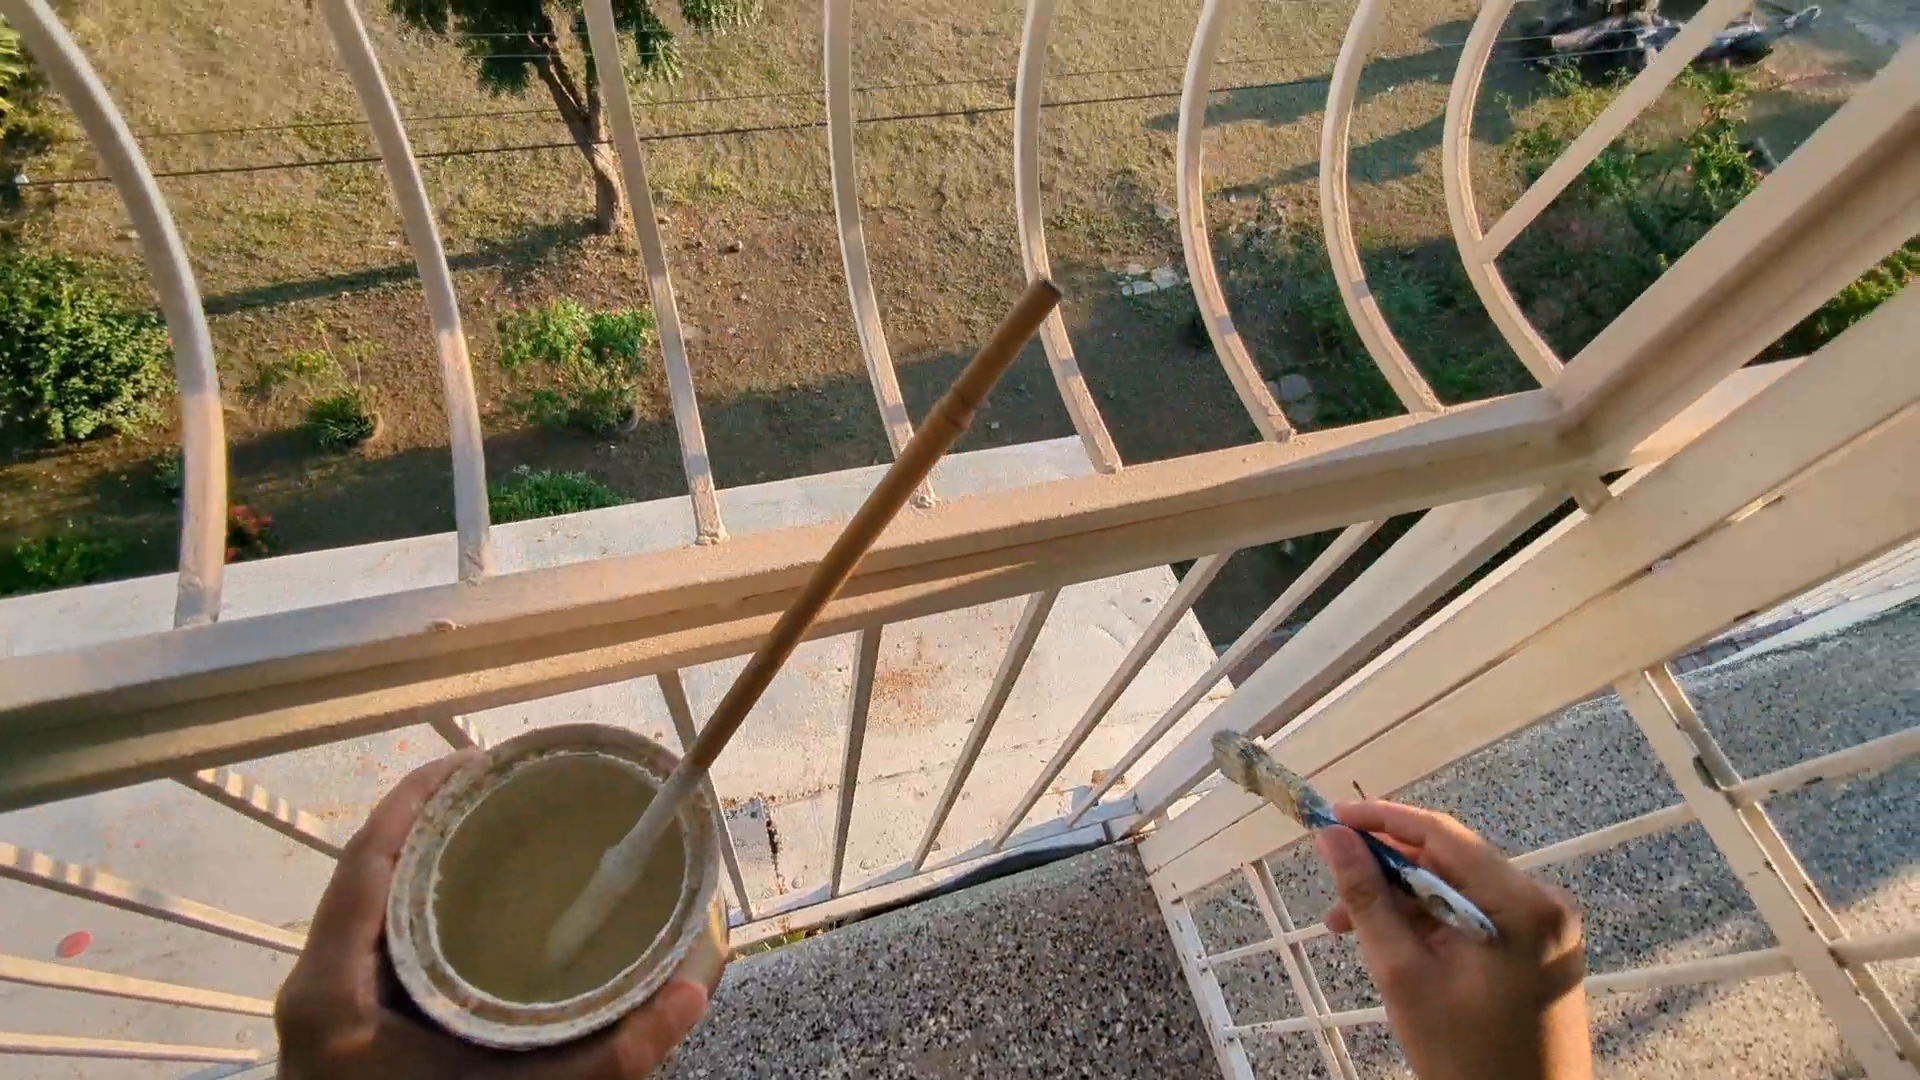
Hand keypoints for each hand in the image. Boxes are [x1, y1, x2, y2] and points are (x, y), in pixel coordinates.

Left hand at [276, 752, 709, 1078]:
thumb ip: (610, 1056)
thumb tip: (693, 993)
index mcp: (333, 994)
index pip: (364, 864)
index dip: (414, 799)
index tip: (478, 758)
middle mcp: (319, 984)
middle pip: (370, 868)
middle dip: (434, 810)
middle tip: (506, 779)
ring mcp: (330, 998)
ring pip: (372, 895)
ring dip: (426, 844)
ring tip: (495, 813)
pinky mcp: (347, 1013)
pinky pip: (379, 924)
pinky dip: (421, 885)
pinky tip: (472, 883)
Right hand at [1316, 801, 1591, 1079]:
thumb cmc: (1464, 1053)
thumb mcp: (1401, 970)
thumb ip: (1364, 894)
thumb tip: (1330, 833)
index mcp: (1519, 903)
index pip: (1439, 833)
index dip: (1378, 818)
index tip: (1327, 818)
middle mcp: (1539, 902)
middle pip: (1443, 859)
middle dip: (1381, 867)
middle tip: (1331, 883)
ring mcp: (1540, 927)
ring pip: (1448, 886)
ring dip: (1394, 897)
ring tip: (1344, 924)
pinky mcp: (1532, 948)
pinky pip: (1464, 911)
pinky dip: (1421, 919)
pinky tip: (1384, 938)